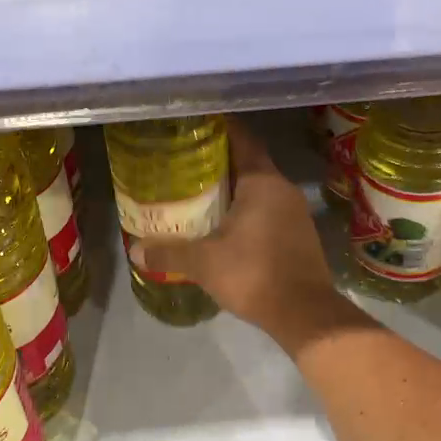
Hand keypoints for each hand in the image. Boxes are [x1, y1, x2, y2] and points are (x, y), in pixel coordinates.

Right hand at [136, 119, 356, 346]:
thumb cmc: (253, 273)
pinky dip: (248, 211)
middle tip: (186, 163)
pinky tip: (226, 225)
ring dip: (234, 190)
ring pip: (260, 190)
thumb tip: (136, 251)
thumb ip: (169, 253)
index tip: (196, 126)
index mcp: (263, 182)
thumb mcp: (204, 263)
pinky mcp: (300, 235)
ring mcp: (296, 212)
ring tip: (201, 194)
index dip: (221, 130)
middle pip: (250, 164)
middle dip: (220, 162)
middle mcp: (283, 189)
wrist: (305, 313)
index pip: (242, 140)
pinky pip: (269, 211)